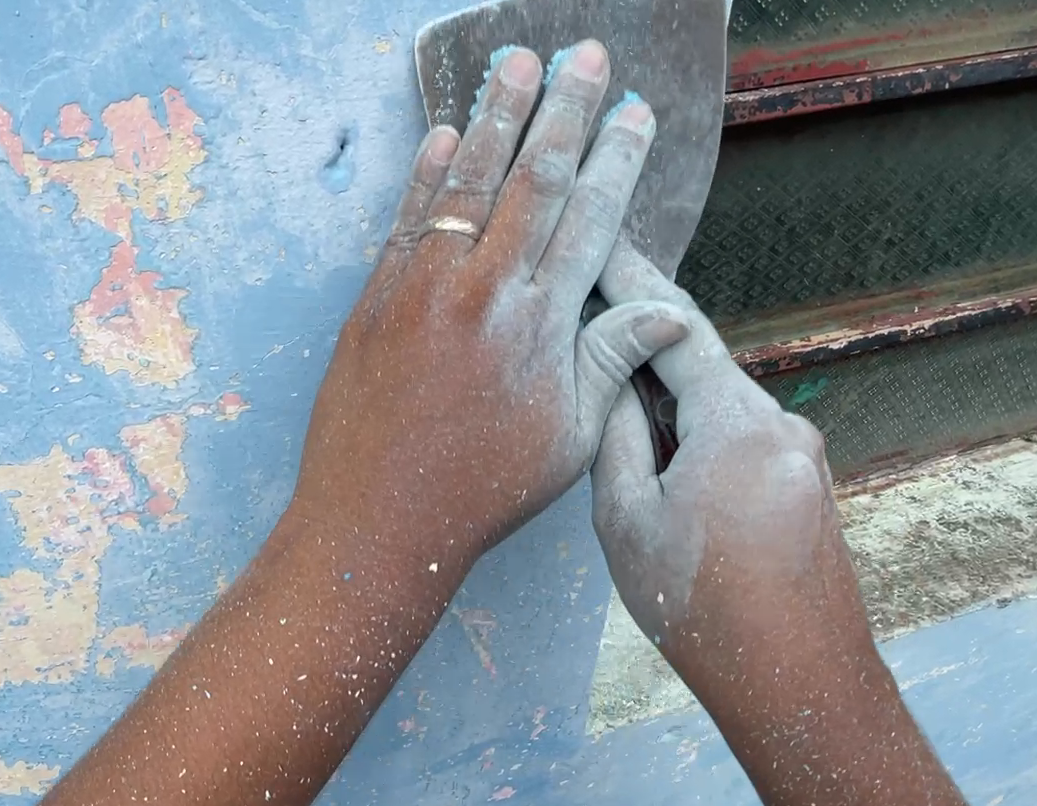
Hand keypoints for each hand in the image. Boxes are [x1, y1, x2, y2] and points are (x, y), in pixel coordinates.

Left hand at [290, 41, 690, 577]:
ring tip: (515, 62)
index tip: (633, 114)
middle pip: (531, 182)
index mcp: (539, 326)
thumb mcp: (566, 443)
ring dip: (494, 119)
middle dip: (562, 111)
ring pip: (466, 186)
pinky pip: (406, 223)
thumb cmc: (478, 491)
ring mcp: (420, 293)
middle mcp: (481, 293)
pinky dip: (426, 175)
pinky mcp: (374, 305)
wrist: (377, 519)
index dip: (616, 161)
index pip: (590, 220)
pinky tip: (444, 138)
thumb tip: (662, 311)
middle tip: (583, 56)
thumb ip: (607, 366)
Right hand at [589, 245, 875, 712]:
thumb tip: (614, 385)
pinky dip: (693, 437)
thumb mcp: (627, 518)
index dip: (636, 283)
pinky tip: (660, 465)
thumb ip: (618, 439)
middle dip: (646, 347)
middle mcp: (780, 425)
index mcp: (736, 421)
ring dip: (665, 404)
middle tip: (591, 328)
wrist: (795, 682)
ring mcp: (799, 458)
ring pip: (717, 408)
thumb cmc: (697, 602)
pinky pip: (737, 441)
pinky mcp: (803, 490)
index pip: (679, 329)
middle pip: (702, 366)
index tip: (606, 244)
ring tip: (614, 417)